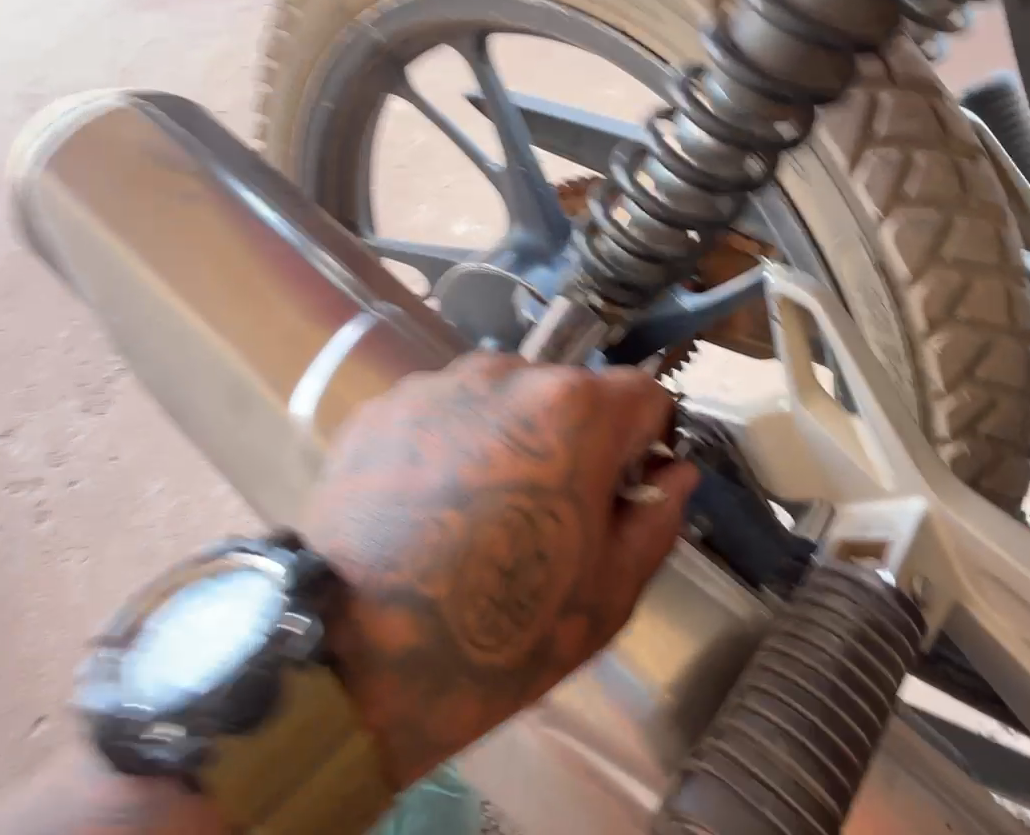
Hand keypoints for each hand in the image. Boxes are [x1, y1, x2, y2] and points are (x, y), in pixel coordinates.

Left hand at [303, 353, 701, 788]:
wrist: (356, 656)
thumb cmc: (502, 631)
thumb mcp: (609, 592)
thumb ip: (657, 518)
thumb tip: (673, 474)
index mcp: (575, 410)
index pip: (643, 395)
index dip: (646, 441)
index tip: (626, 486)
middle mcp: (506, 374)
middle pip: (569, 393)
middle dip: (577, 440)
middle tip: (549, 512)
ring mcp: (435, 384)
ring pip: (503, 398)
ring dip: (512, 437)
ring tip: (481, 510)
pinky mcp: (382, 407)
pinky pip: (444, 413)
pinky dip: (453, 444)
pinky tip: (432, 505)